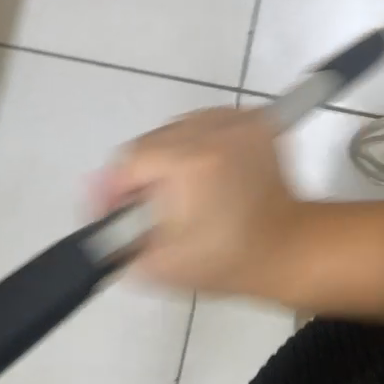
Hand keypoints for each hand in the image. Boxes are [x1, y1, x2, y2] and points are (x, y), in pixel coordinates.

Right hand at [94, 107, 307, 295]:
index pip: (130, 161)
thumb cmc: (227, 260)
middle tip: (149, 209)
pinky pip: (209, 124)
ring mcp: (238, 120)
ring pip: (179, 129)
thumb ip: (118, 236)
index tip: (111, 213)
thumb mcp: (161, 264)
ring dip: (170, 156)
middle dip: (143, 174)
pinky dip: (199, 144)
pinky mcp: (256, 120)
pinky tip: (207, 173)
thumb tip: (93, 201)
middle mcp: (213, 129)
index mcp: (190, 161)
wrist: (290, 247)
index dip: (113, 189)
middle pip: (154, 141)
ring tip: (182, 192)